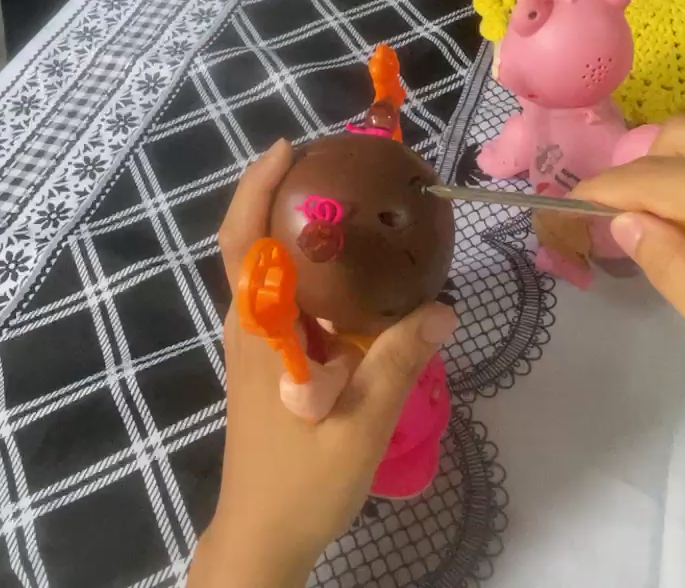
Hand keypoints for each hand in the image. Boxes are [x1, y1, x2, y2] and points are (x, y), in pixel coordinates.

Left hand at [188, 140, 457, 587]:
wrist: (262, 535)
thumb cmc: (302, 479)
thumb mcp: (361, 421)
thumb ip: (399, 361)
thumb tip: (443, 307)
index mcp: (259, 327)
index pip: (242, 240)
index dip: (256, 189)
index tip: (287, 149)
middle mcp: (249, 322)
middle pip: (251, 242)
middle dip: (279, 195)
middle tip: (332, 167)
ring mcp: (255, 340)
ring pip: (266, 267)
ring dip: (292, 228)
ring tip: (344, 205)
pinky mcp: (267, 358)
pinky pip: (282, 294)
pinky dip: (305, 267)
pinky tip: (347, 273)